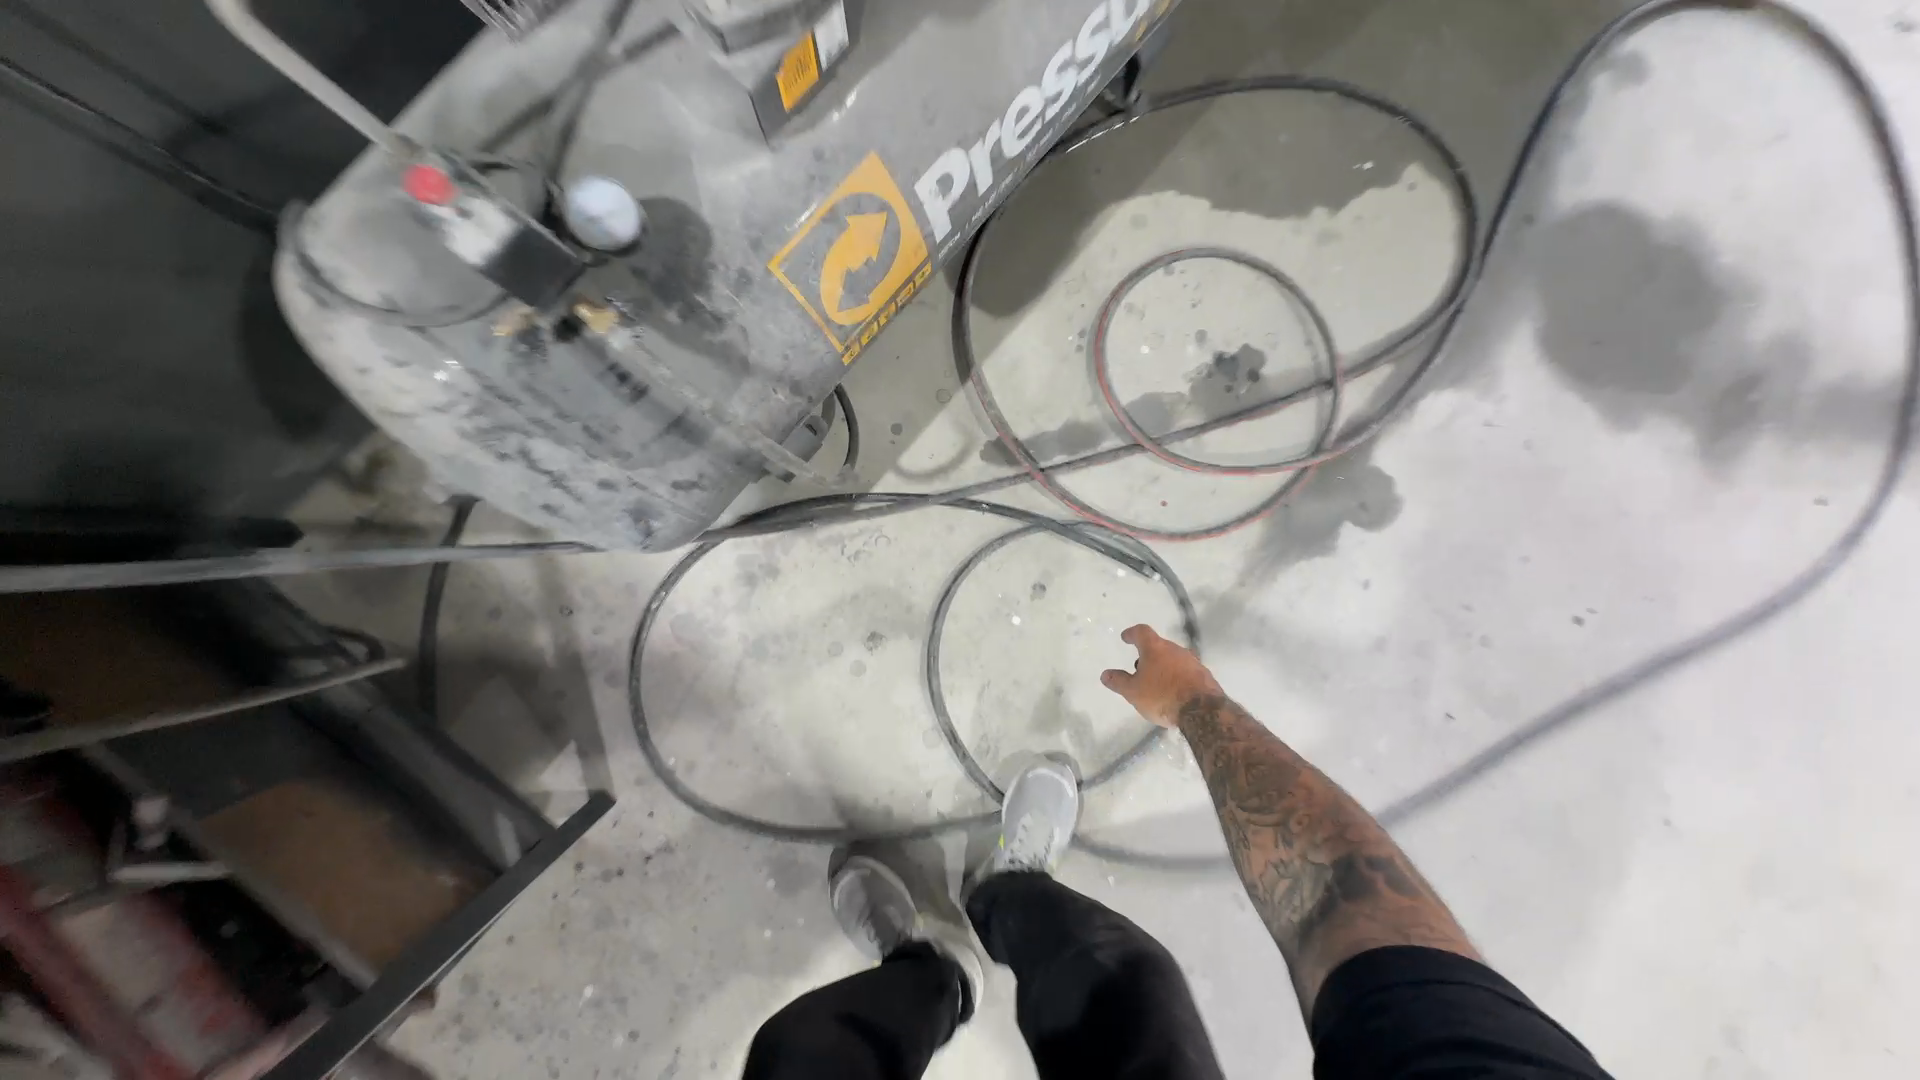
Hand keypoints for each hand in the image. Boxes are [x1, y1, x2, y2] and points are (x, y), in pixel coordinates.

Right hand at [1099, 624, 1221, 728]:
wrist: (1202, 710)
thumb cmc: (1162, 696)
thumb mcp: (1133, 692)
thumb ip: (1119, 682)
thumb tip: (1105, 674)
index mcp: (1155, 648)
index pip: (1142, 632)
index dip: (1132, 633)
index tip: (1126, 638)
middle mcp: (1175, 649)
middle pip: (1159, 646)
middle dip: (1149, 655)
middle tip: (1140, 668)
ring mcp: (1193, 662)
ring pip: (1174, 659)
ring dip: (1165, 667)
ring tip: (1157, 684)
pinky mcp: (1205, 676)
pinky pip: (1187, 672)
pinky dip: (1178, 678)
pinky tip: (1175, 693)